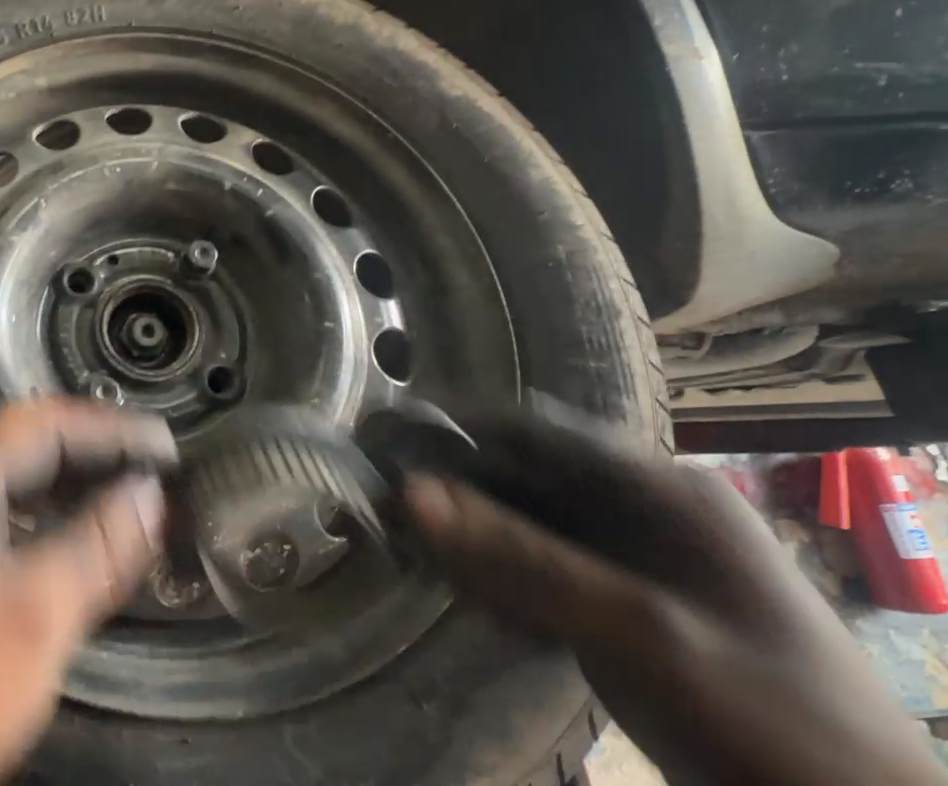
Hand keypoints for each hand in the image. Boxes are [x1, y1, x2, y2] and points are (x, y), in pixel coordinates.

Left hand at [0, 399, 176, 785]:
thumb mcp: (36, 620)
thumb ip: (102, 546)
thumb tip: (147, 499)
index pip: (42, 423)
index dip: (112, 433)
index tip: (160, 447)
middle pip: (19, 439)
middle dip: (91, 457)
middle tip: (152, 472)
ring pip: (1, 468)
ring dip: (62, 483)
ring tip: (125, 498)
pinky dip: (28, 507)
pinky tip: (69, 526)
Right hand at [403, 414, 945, 785]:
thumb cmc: (768, 715)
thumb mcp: (643, 632)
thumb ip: (524, 561)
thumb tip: (407, 493)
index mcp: (659, 491)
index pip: (534, 431)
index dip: (453, 426)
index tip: (378, 437)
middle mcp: (640, 513)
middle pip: (521, 480)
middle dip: (449, 491)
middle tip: (375, 507)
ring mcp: (631, 564)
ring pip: (523, 529)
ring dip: (465, 539)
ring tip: (402, 551)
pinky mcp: (620, 609)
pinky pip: (538, 576)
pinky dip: (496, 582)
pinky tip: (466, 599)